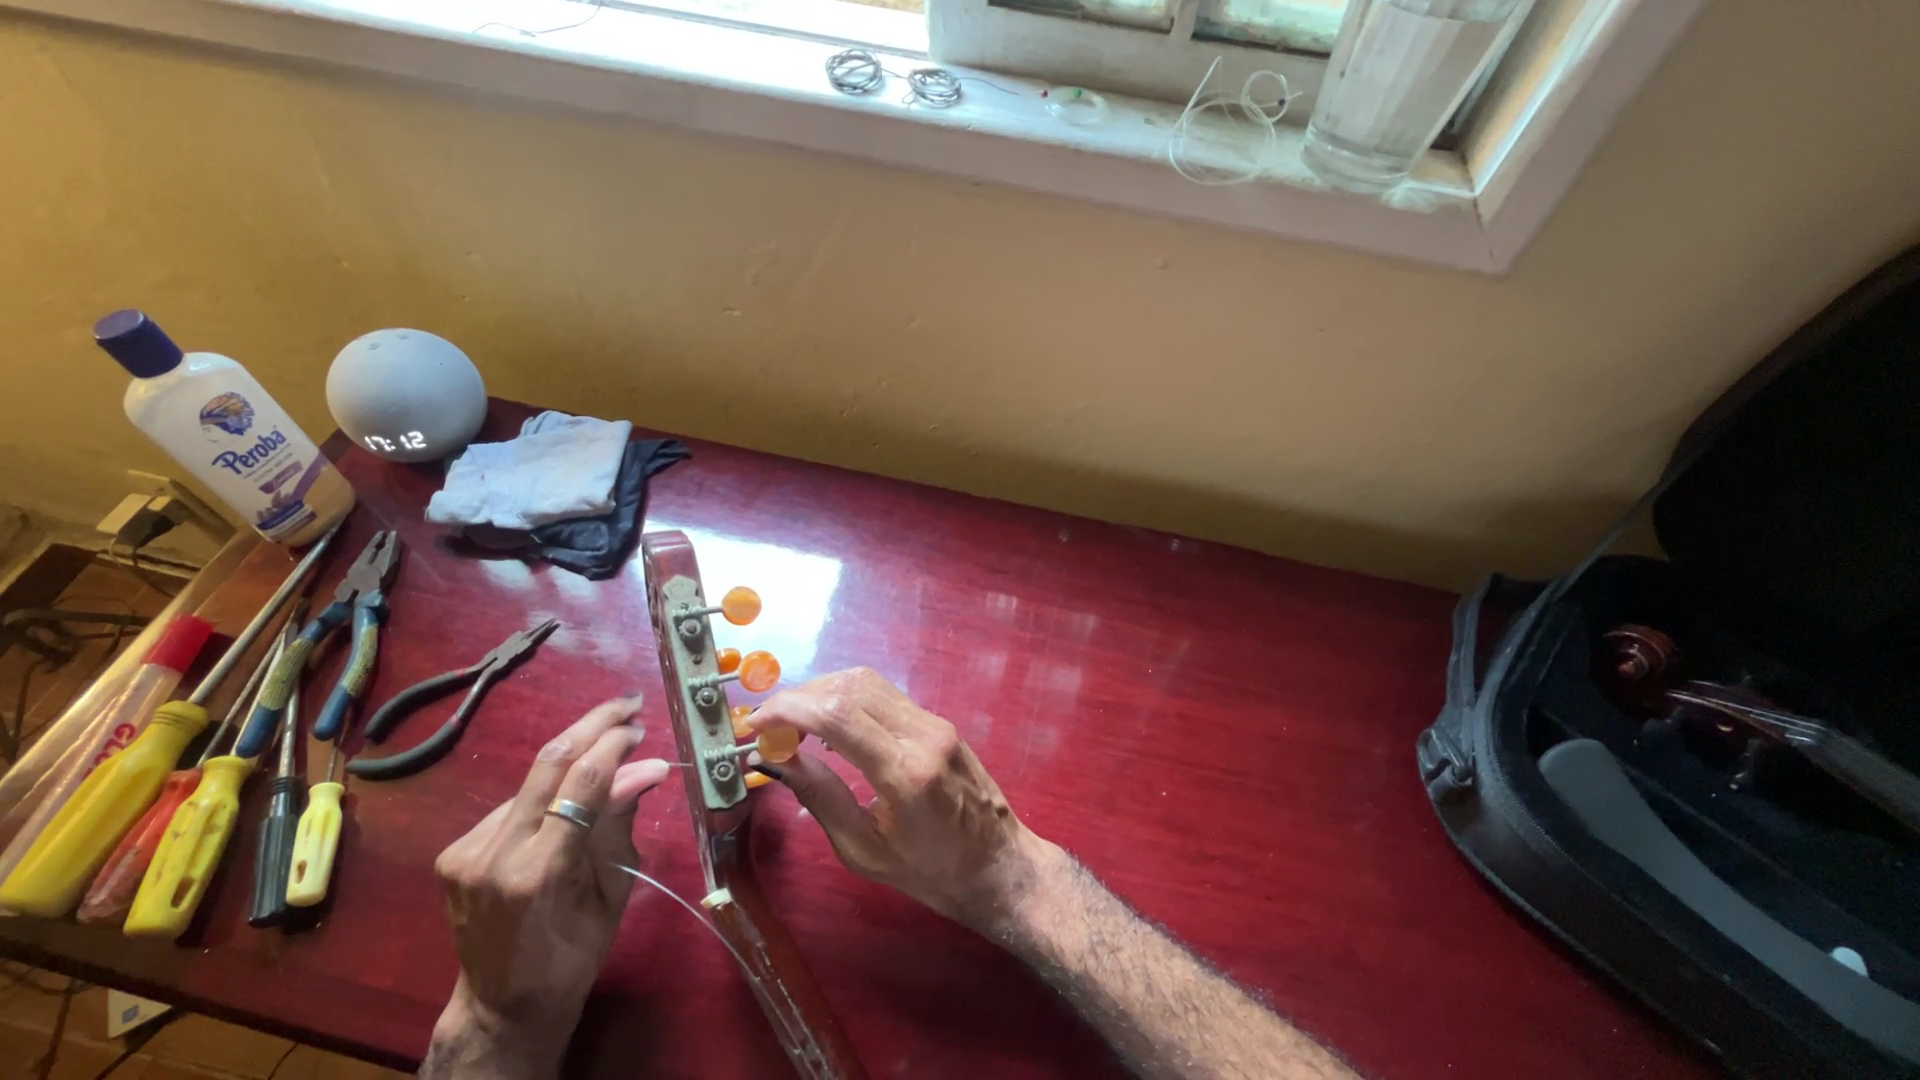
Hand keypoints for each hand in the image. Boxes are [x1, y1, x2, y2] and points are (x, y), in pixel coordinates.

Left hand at [425, 697, 670, 1077]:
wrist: (501, 1003)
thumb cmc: (573, 955)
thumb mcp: (612, 891)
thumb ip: (620, 824)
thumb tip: (649, 768)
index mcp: (541, 872)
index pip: (582, 783)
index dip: (613, 744)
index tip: (640, 724)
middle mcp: (496, 853)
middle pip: (547, 763)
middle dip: (592, 724)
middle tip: (627, 704)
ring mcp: (467, 851)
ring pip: (531, 783)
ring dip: (571, 761)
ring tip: (608, 752)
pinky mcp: (454, 851)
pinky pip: (512, 805)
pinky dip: (545, 794)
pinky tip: (564, 802)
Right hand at [747, 668, 1056, 932]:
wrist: (999, 866)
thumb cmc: (931, 872)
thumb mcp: (864, 850)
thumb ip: (820, 797)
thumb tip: (775, 759)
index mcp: (904, 772)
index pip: (837, 714)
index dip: (788, 709)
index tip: (755, 725)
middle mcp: (922, 735)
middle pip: (849, 687)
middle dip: (799, 697)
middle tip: (768, 725)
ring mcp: (935, 722)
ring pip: (867, 682)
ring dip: (821, 692)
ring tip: (791, 723)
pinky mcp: (938, 721)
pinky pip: (883, 694)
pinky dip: (846, 698)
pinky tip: (827, 724)